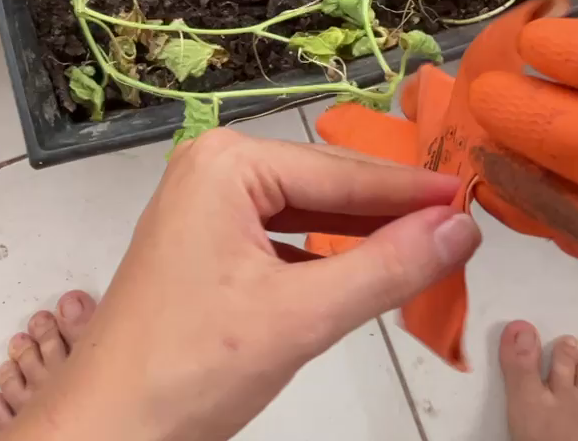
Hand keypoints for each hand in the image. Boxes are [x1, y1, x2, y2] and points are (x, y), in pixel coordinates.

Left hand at [0, 128, 481, 440]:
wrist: (108, 427)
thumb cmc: (196, 364)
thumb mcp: (302, 315)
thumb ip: (387, 268)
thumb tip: (460, 229)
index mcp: (228, 162)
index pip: (339, 173)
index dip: (408, 189)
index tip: (469, 196)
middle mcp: (215, 165)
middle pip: (321, 184)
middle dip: (386, 208)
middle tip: (456, 222)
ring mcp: (205, 199)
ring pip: (302, 208)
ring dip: (359, 229)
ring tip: (424, 239)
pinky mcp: (205, 236)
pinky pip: (278, 232)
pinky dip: (322, 250)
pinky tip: (361, 261)